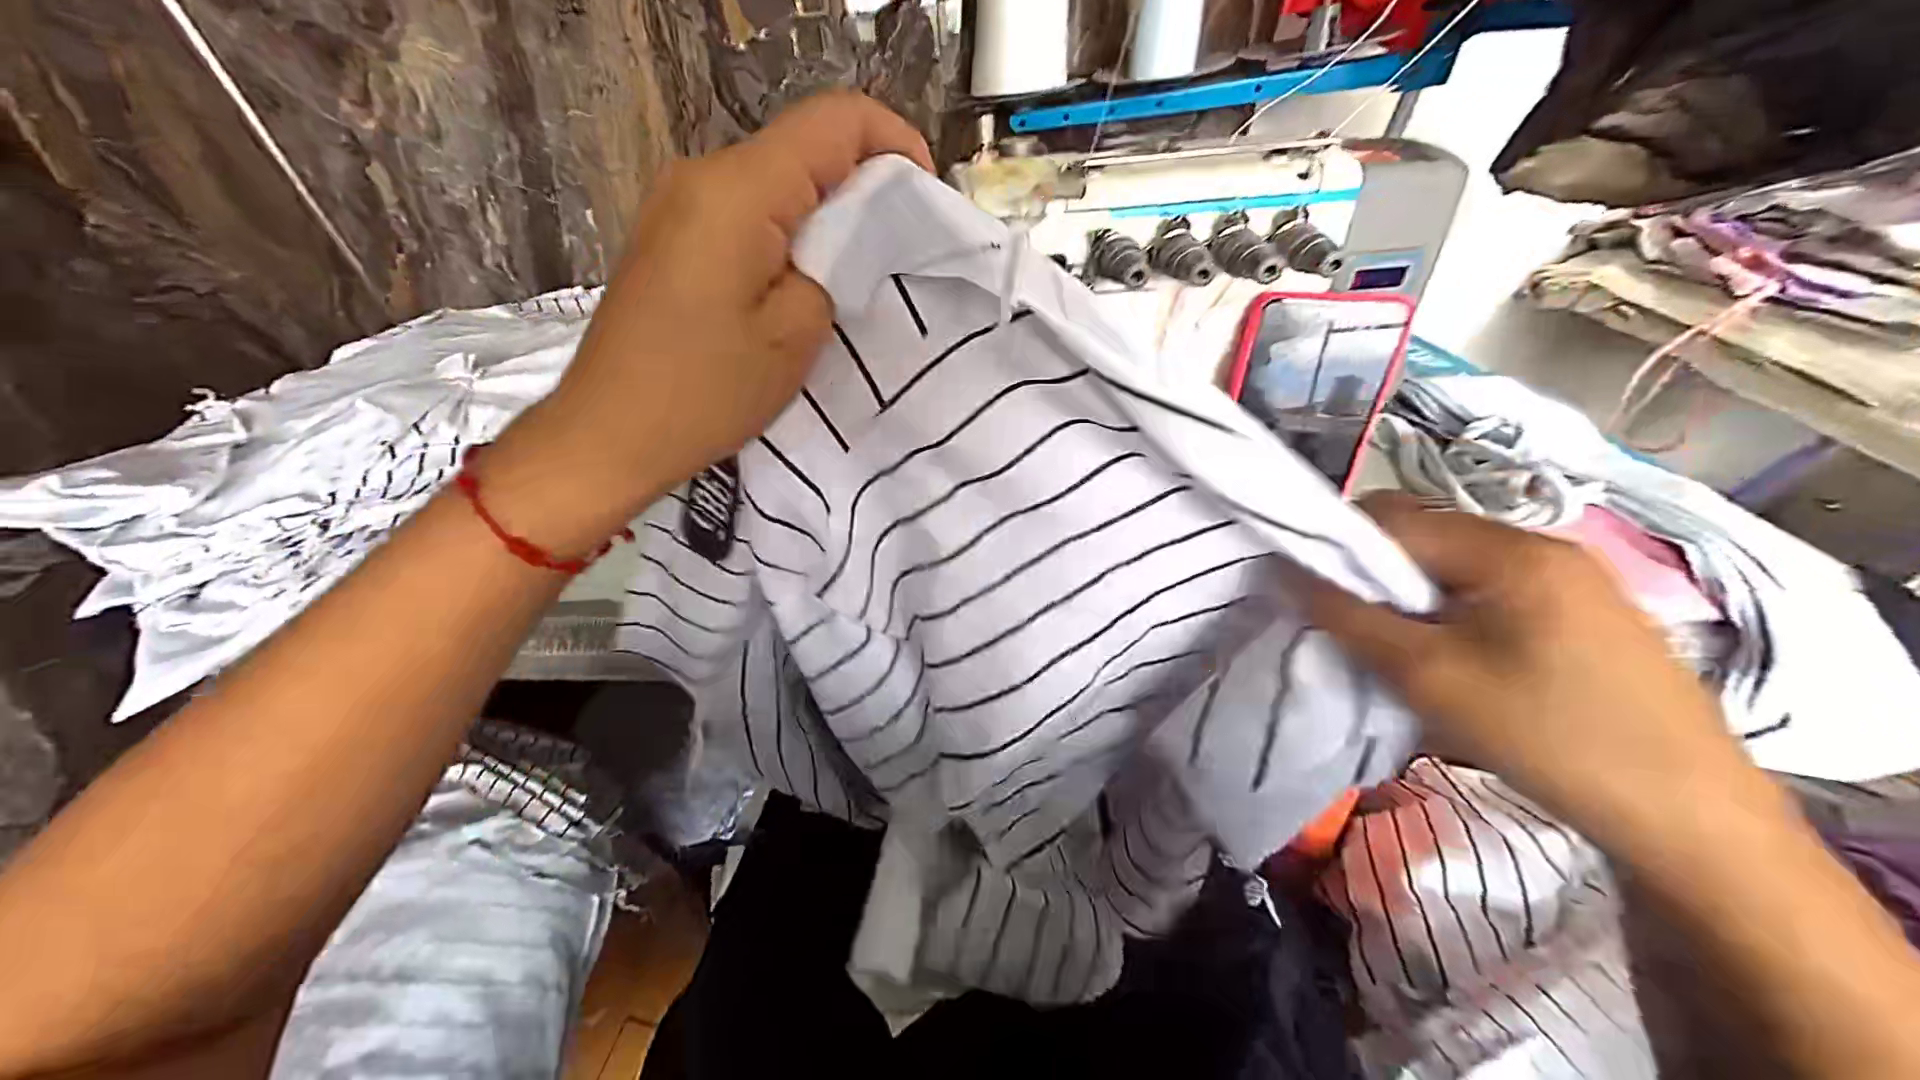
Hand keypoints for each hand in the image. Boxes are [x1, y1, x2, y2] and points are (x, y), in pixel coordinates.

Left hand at [484, 93, 933, 549]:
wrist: (610, 433)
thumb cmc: (706, 392)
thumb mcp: (796, 334)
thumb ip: (835, 268)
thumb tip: (846, 242)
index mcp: (738, 191)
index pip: (834, 122)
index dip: (894, 143)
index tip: (926, 195)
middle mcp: (702, 177)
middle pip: (804, 147)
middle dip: (864, 185)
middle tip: (901, 248)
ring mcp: (679, 205)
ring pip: (776, 182)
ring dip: (826, 216)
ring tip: (858, 274)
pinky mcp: (671, 238)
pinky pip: (747, 214)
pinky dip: (789, 235)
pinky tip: (805, 284)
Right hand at [1299, 494, 1748, 842]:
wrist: (1692, 819)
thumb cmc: (1549, 736)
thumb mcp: (1427, 676)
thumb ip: (1349, 616)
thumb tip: (1287, 571)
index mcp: (1509, 549)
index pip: (1391, 517)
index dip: (1336, 545)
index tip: (1307, 589)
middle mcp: (1542, 546)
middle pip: (1423, 534)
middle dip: (1372, 572)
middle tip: (1351, 625)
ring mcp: (1570, 578)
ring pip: (1452, 564)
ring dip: (1408, 594)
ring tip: (1396, 647)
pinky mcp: (1582, 612)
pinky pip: (1487, 588)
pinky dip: (1446, 610)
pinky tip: (1447, 657)